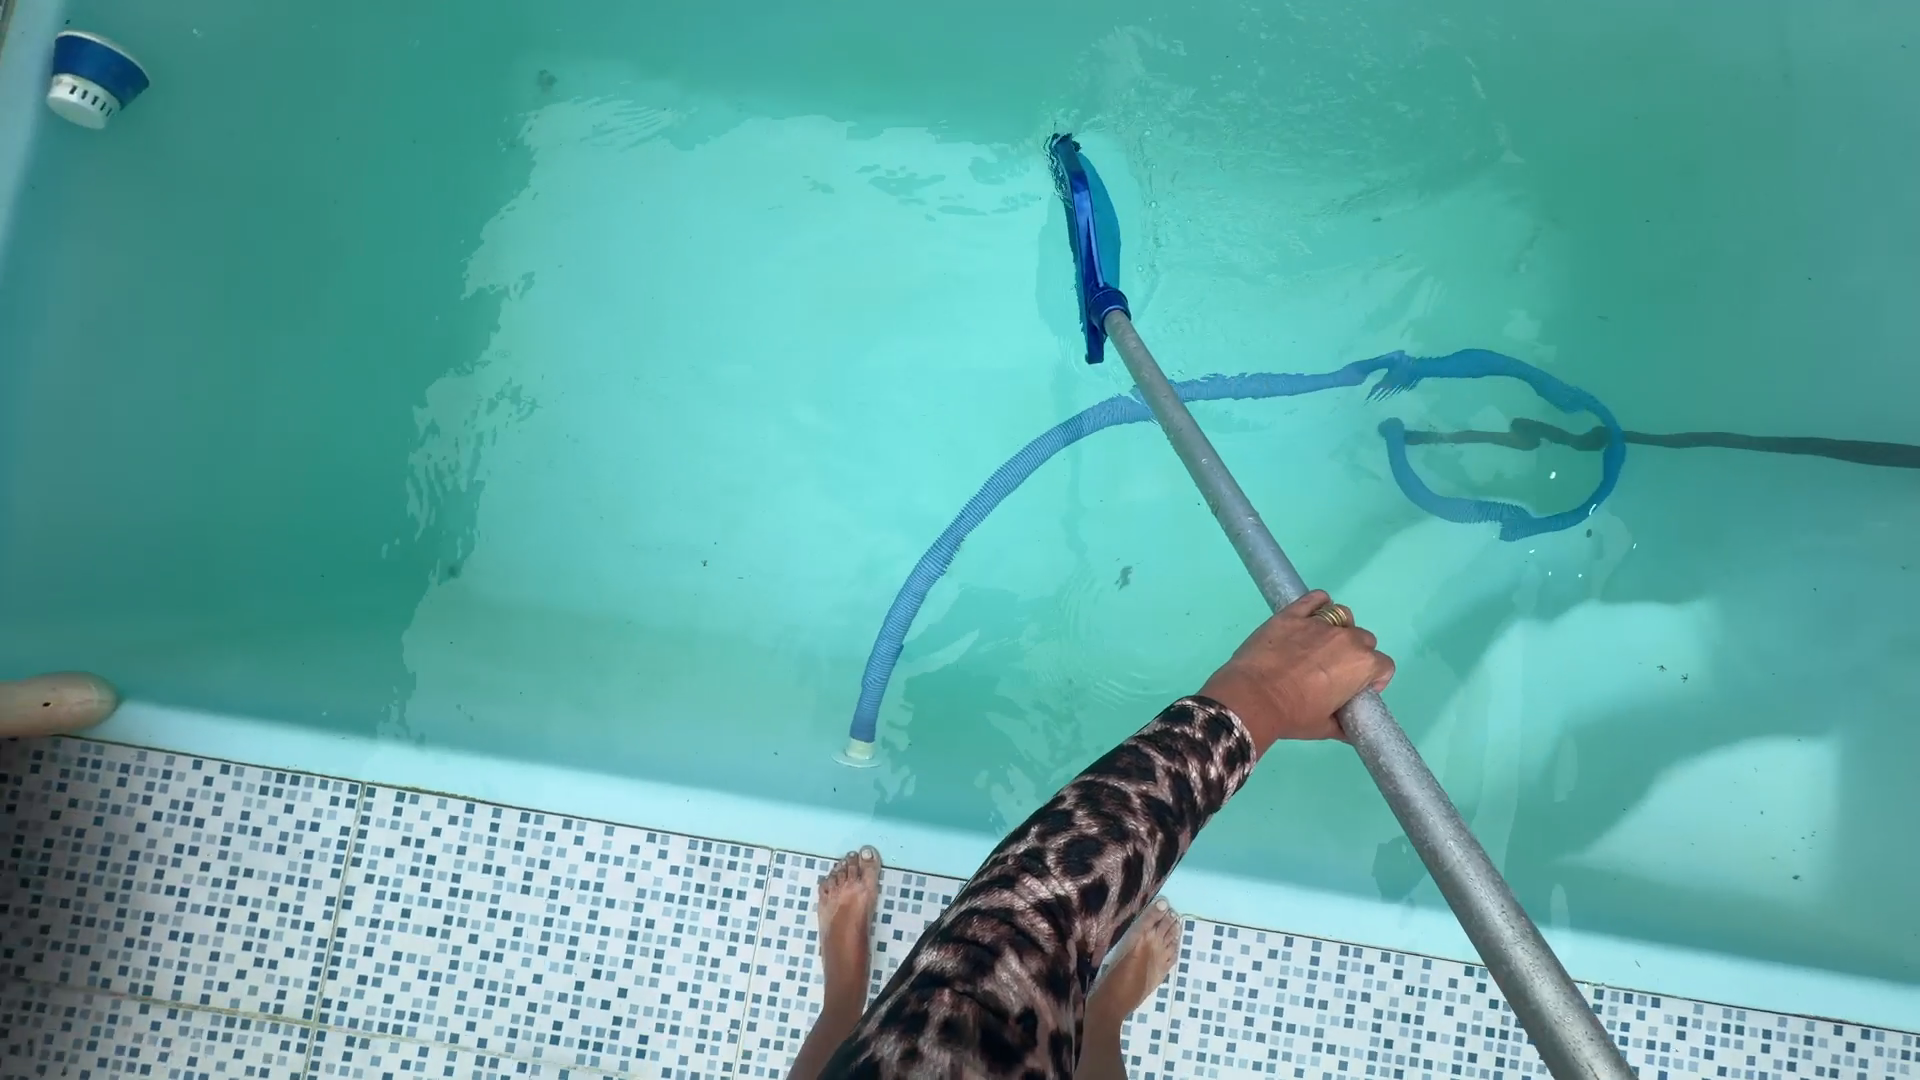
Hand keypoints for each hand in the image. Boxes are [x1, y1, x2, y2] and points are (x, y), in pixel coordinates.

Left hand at [1198, 590, 1394, 750]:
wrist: (1252, 697)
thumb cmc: (1292, 715)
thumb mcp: (1325, 728)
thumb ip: (1344, 727)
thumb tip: (1350, 732)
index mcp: (1363, 665)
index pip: (1384, 665)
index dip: (1372, 678)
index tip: (1355, 688)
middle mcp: (1346, 638)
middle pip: (1363, 640)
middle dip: (1354, 654)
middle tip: (1332, 670)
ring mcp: (1317, 623)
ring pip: (1342, 617)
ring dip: (1338, 627)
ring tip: (1319, 643)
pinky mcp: (1291, 614)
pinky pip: (1314, 598)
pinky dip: (1318, 602)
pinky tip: (1312, 613)